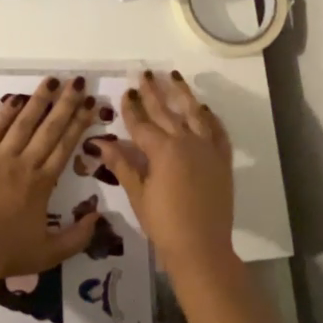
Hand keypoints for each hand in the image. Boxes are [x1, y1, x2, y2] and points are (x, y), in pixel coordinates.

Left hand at [0, 75, 101, 279]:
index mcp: (44, 184)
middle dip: (66, 104)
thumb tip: (99, 216)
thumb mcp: (51, 253)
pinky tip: (16, 98)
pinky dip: (5, 113)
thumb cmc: (8, 253)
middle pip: (50, 128)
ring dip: (39, 100)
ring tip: (53, 80)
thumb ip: (78, 237)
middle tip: (78, 82)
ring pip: (23, 123)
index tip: (90, 105)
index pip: (66, 146)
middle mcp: (25, 164)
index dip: (79, 123)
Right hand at [93, 70, 236, 275]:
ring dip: (182, 94)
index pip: (141, 123)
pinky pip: (218, 132)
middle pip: (166, 112)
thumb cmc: (163, 224)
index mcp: (162, 150)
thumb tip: (100, 142)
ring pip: (194, 114)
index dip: (131, 108)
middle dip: (153, 92)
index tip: (125, 92)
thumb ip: (122, 164)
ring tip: (173, 77)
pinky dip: (210, 118)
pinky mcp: (222, 161)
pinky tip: (204, 109)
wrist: (201, 247)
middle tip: (144, 74)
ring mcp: (207, 149)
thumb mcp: (137, 194)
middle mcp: (186, 142)